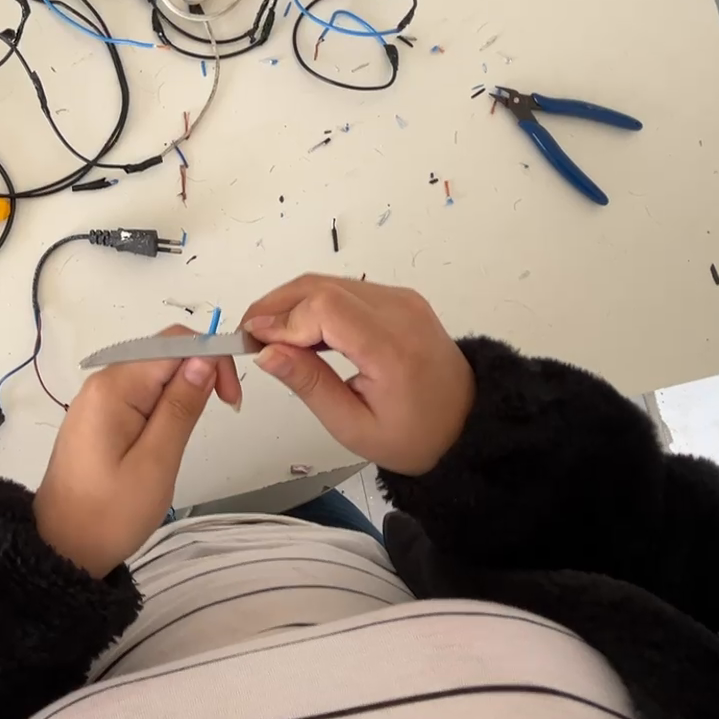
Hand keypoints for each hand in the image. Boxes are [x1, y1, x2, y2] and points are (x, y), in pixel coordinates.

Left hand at [35, 326, 241, 576]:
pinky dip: (165, 403)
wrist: (62, 548)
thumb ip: (181, 407)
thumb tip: (205, 358)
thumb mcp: (156, 463)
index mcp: (115, 386)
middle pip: (165, 351)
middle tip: (223, 412)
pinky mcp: (101, 415)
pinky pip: (142, 392)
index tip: (231, 400)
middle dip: (201, 372)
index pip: (175, 343)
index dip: (212, 358)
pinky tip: (169, 434)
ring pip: (156, 372)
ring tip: (190, 434)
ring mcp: (100, 397)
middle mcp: (104, 380)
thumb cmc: (110, 514)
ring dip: (185, 390)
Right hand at [241, 275, 471, 475]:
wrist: (468, 423)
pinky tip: (299, 333)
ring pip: (327, 282)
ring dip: (290, 304)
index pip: (325, 309)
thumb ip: (309, 384)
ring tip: (269, 338)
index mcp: (393, 348)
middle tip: (250, 338)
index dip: (281, 320)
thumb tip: (265, 352)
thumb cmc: (414, 436)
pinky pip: (343, 289)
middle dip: (275, 307)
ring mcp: (400, 298)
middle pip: (320, 286)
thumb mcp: (354, 426)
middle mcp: (399, 310)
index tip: (253, 344)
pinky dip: (311, 305)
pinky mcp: (397, 297)